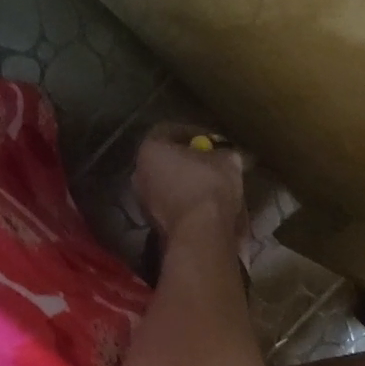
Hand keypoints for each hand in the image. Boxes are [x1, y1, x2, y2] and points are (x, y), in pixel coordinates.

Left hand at [131, 124, 246, 240]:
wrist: (200, 233)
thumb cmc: (208, 186)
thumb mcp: (226, 161)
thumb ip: (221, 153)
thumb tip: (225, 156)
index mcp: (149, 150)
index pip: (169, 131)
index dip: (193, 133)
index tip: (211, 140)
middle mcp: (138, 173)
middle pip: (165, 161)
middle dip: (187, 161)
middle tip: (210, 162)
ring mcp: (143, 202)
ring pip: (167, 185)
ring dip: (186, 183)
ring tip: (210, 186)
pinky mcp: (154, 224)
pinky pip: (172, 205)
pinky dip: (186, 203)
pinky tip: (204, 206)